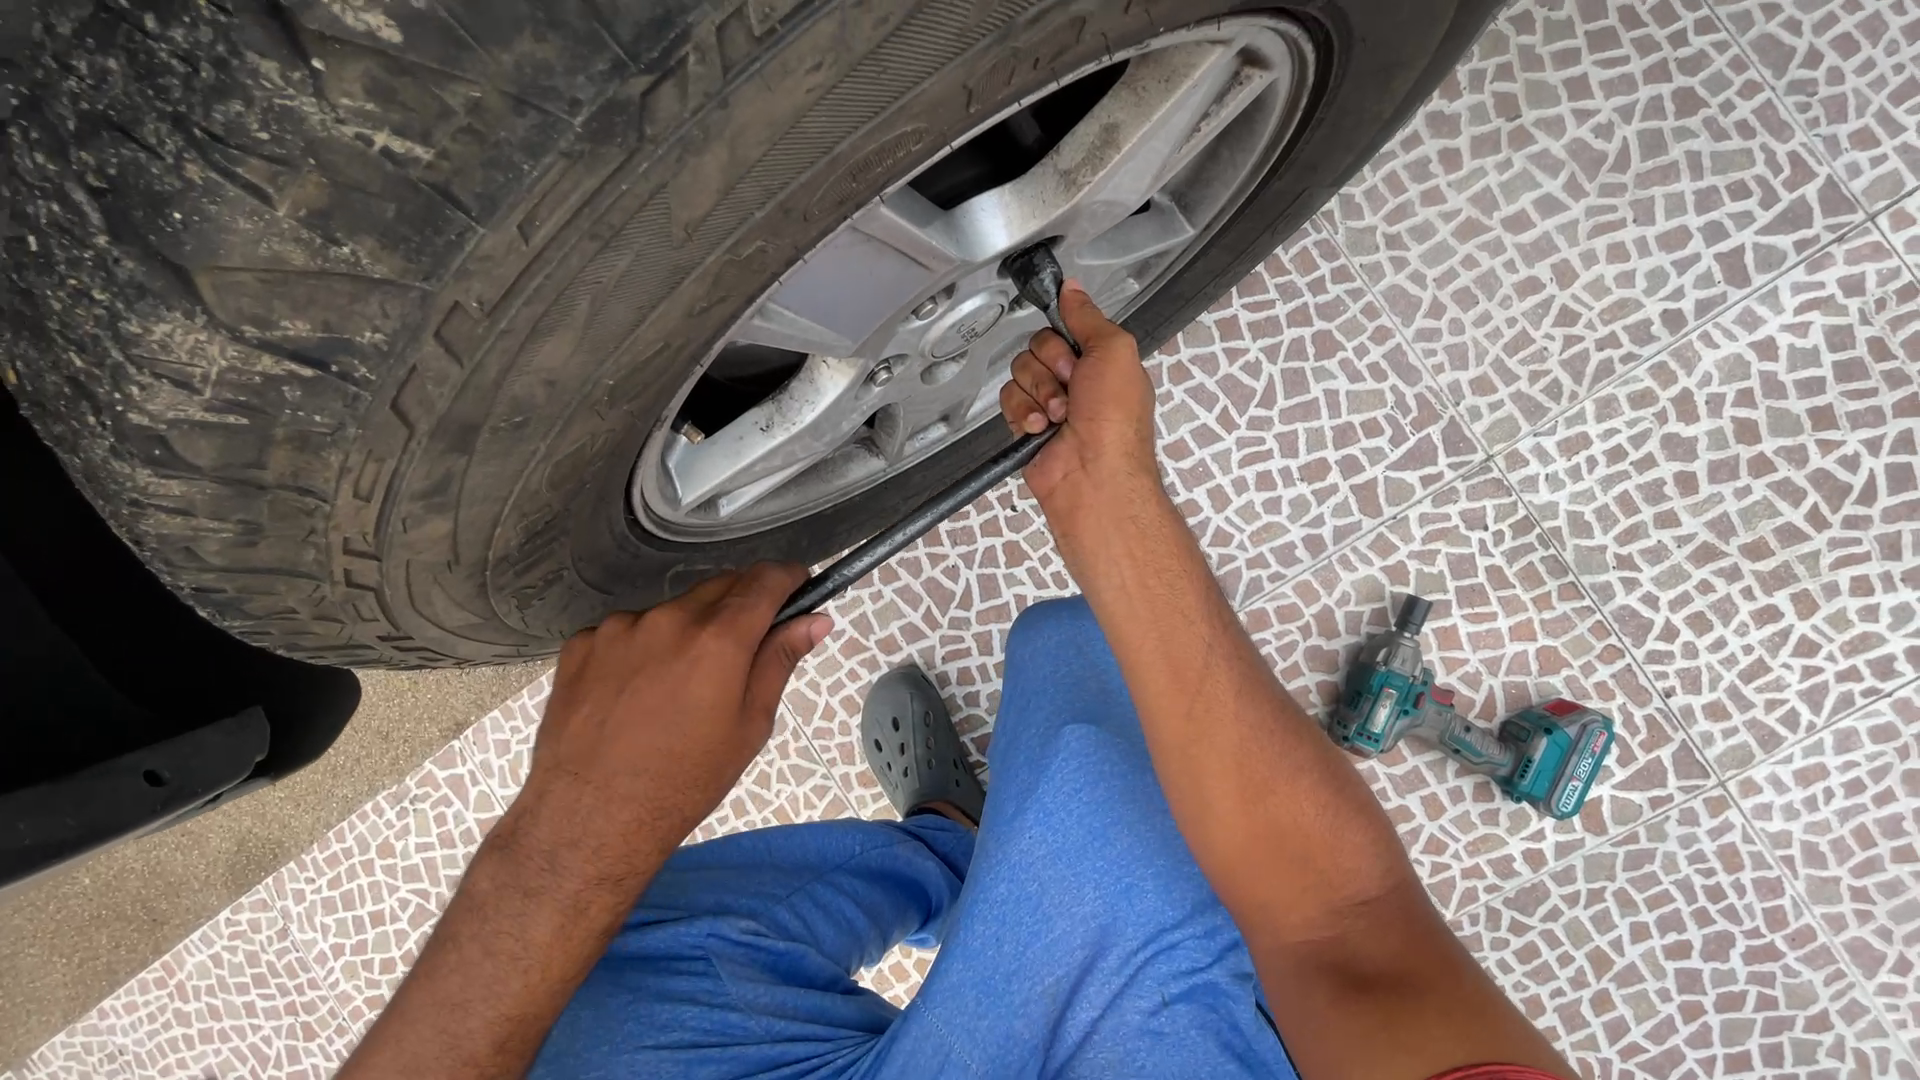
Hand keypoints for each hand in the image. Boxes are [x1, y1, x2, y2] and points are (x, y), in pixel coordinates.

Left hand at [512, 564, 831, 879]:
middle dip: (742, 605)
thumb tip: (816, 620)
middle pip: (721, 586)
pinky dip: (642, 647)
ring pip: (672, 610)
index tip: (797, 589)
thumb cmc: (686, 780)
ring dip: (689, 628)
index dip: (788, 578)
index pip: (765, 580)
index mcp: (719, 639)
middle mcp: (669, 618)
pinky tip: (635, 692)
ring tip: (679, 684)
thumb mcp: (750, 725)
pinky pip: (627, 630)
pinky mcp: (581, 643)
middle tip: (742, 650)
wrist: (591, 818)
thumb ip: (779, 661)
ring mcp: (619, 627)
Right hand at [998, 285, 1163, 526]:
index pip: (1063, 328)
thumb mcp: (1113, 351)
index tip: (1075, 358)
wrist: (1093, 474)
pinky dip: (1024, 414)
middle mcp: (1075, 381)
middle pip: (1036, 347)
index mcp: (1100, 361)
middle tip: (1071, 391)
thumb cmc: (1114, 418)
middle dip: (1050, 369)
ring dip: (1039, 393)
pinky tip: (1041, 430)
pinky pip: (1008, 400)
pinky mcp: (1027, 425)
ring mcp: (1049, 404)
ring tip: (1059, 417)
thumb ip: (1088, 316)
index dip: (1063, 340)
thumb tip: (1071, 287)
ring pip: (1019, 372)